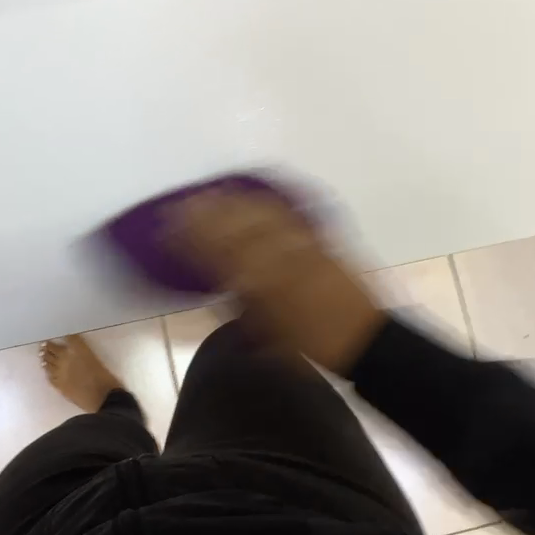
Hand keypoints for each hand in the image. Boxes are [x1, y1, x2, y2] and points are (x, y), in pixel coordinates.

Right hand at [167, 188, 385, 372]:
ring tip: (212, 191)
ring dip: (233, 202)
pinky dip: (269, 201)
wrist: (365, 339)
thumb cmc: (310, 343)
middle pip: (236, 228)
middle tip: (183, 203)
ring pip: (261, 216)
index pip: (217, 253)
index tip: (169, 228)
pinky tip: (255, 194)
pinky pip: (290, 214)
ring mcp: (301, 244)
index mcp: (262, 284)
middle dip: (206, 213)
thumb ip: (237, 303)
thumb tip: (213, 285)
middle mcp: (279, 258)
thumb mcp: (264, 332)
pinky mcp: (320, 238)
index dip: (191, 238)